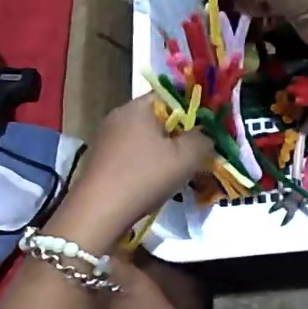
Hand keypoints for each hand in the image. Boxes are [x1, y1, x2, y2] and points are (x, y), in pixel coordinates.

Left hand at [57, 95, 212, 240]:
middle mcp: (118, 116)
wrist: (98, 213)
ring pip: (146, 138)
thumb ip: (204, 139)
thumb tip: (207, 135)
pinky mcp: (101, 160)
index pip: (172, 95)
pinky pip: (133, 154)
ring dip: (166, 152)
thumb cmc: (145, 176)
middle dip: (181, 134)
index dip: (194, 109)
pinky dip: (148, 164)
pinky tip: (157, 182)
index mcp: (138, 107)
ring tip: (182, 171)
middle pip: (159, 117)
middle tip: (200, 153)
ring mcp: (106, 139)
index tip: (209, 128)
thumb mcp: (187, 157)